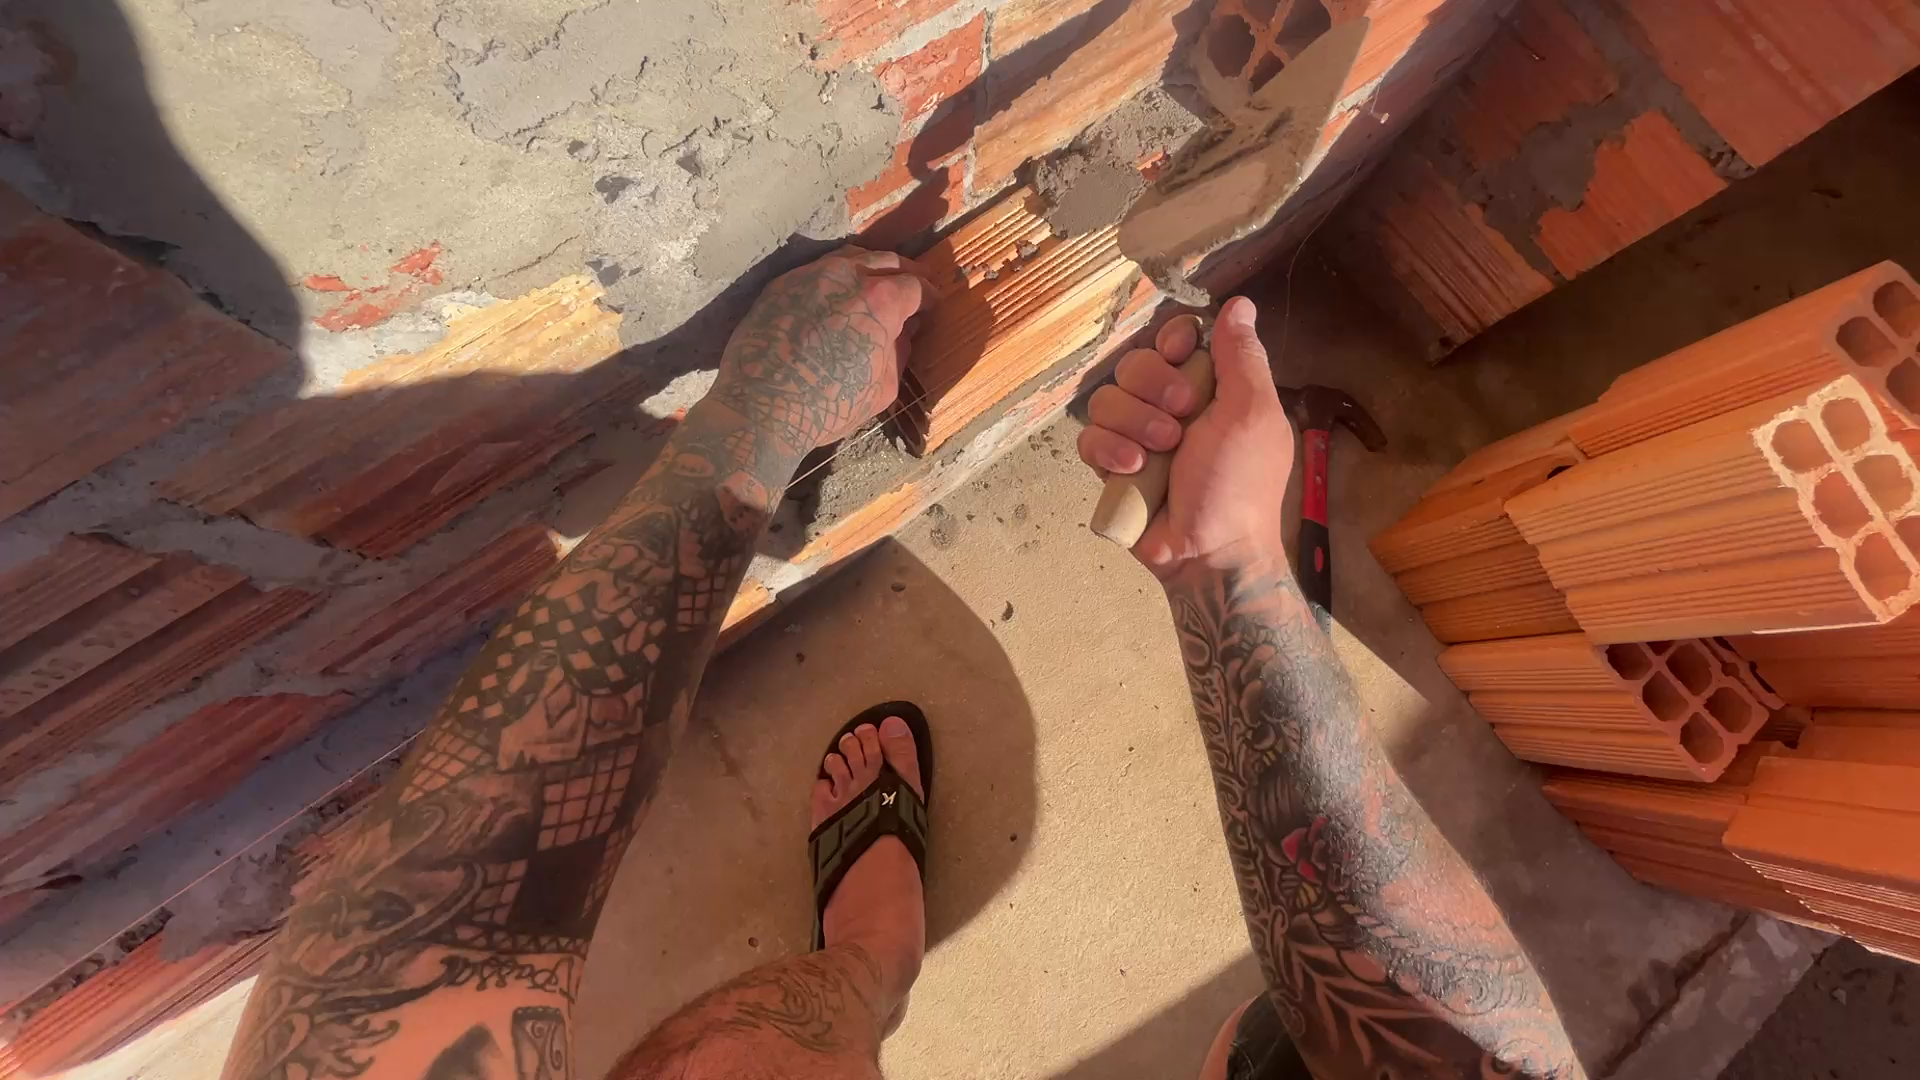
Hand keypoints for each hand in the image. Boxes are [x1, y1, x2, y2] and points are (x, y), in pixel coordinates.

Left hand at [712, 246, 929, 452]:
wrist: (762, 406)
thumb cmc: (829, 405)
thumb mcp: (882, 389)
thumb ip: (898, 353)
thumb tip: (902, 334)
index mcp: (881, 300)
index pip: (915, 285)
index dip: (928, 296)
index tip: (931, 305)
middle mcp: (847, 275)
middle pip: (885, 260)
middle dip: (904, 273)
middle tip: (912, 286)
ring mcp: (811, 275)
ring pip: (849, 259)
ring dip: (869, 269)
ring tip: (875, 285)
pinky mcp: (781, 284)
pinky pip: (818, 272)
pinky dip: (836, 280)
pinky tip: (836, 298)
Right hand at [1077, 296, 1293, 578]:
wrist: (1208, 550)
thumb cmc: (1240, 482)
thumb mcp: (1253, 414)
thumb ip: (1241, 358)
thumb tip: (1239, 304)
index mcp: (1206, 387)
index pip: (1172, 338)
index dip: (1169, 340)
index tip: (1179, 353)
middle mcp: (1166, 406)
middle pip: (1133, 364)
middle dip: (1153, 390)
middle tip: (1180, 423)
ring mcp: (1134, 436)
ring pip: (1105, 399)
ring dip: (1132, 424)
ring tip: (1157, 456)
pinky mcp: (1109, 466)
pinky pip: (1088, 438)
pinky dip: (1108, 451)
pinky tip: (1132, 470)